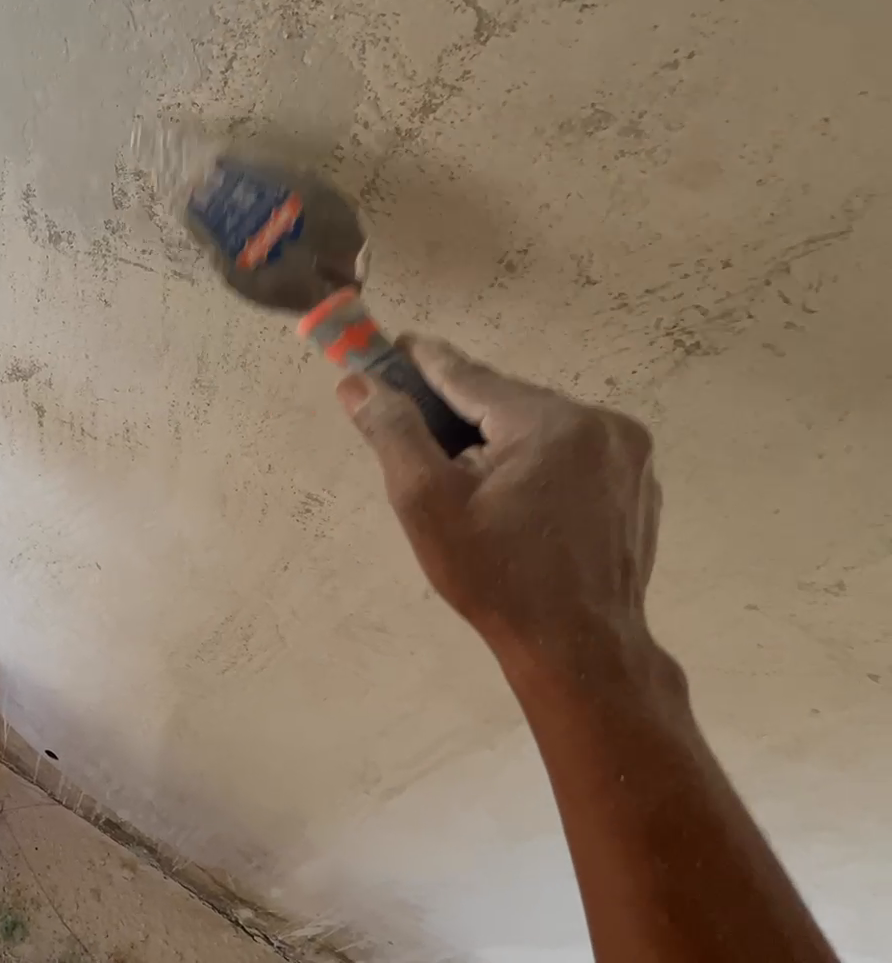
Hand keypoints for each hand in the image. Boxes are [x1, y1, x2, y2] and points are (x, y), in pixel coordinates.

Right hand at [337, 335, 662, 675]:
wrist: (577, 646)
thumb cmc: (491, 572)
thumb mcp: (423, 499)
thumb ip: (391, 430)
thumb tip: (357, 383)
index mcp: (551, 422)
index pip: (466, 374)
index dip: (419, 359)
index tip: (388, 344)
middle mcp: (602, 424)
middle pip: (501, 400)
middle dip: (451, 410)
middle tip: (410, 432)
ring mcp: (628, 455)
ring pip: (533, 425)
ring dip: (488, 435)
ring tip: (455, 477)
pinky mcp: (636, 485)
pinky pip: (565, 451)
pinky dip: (526, 457)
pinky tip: (504, 498)